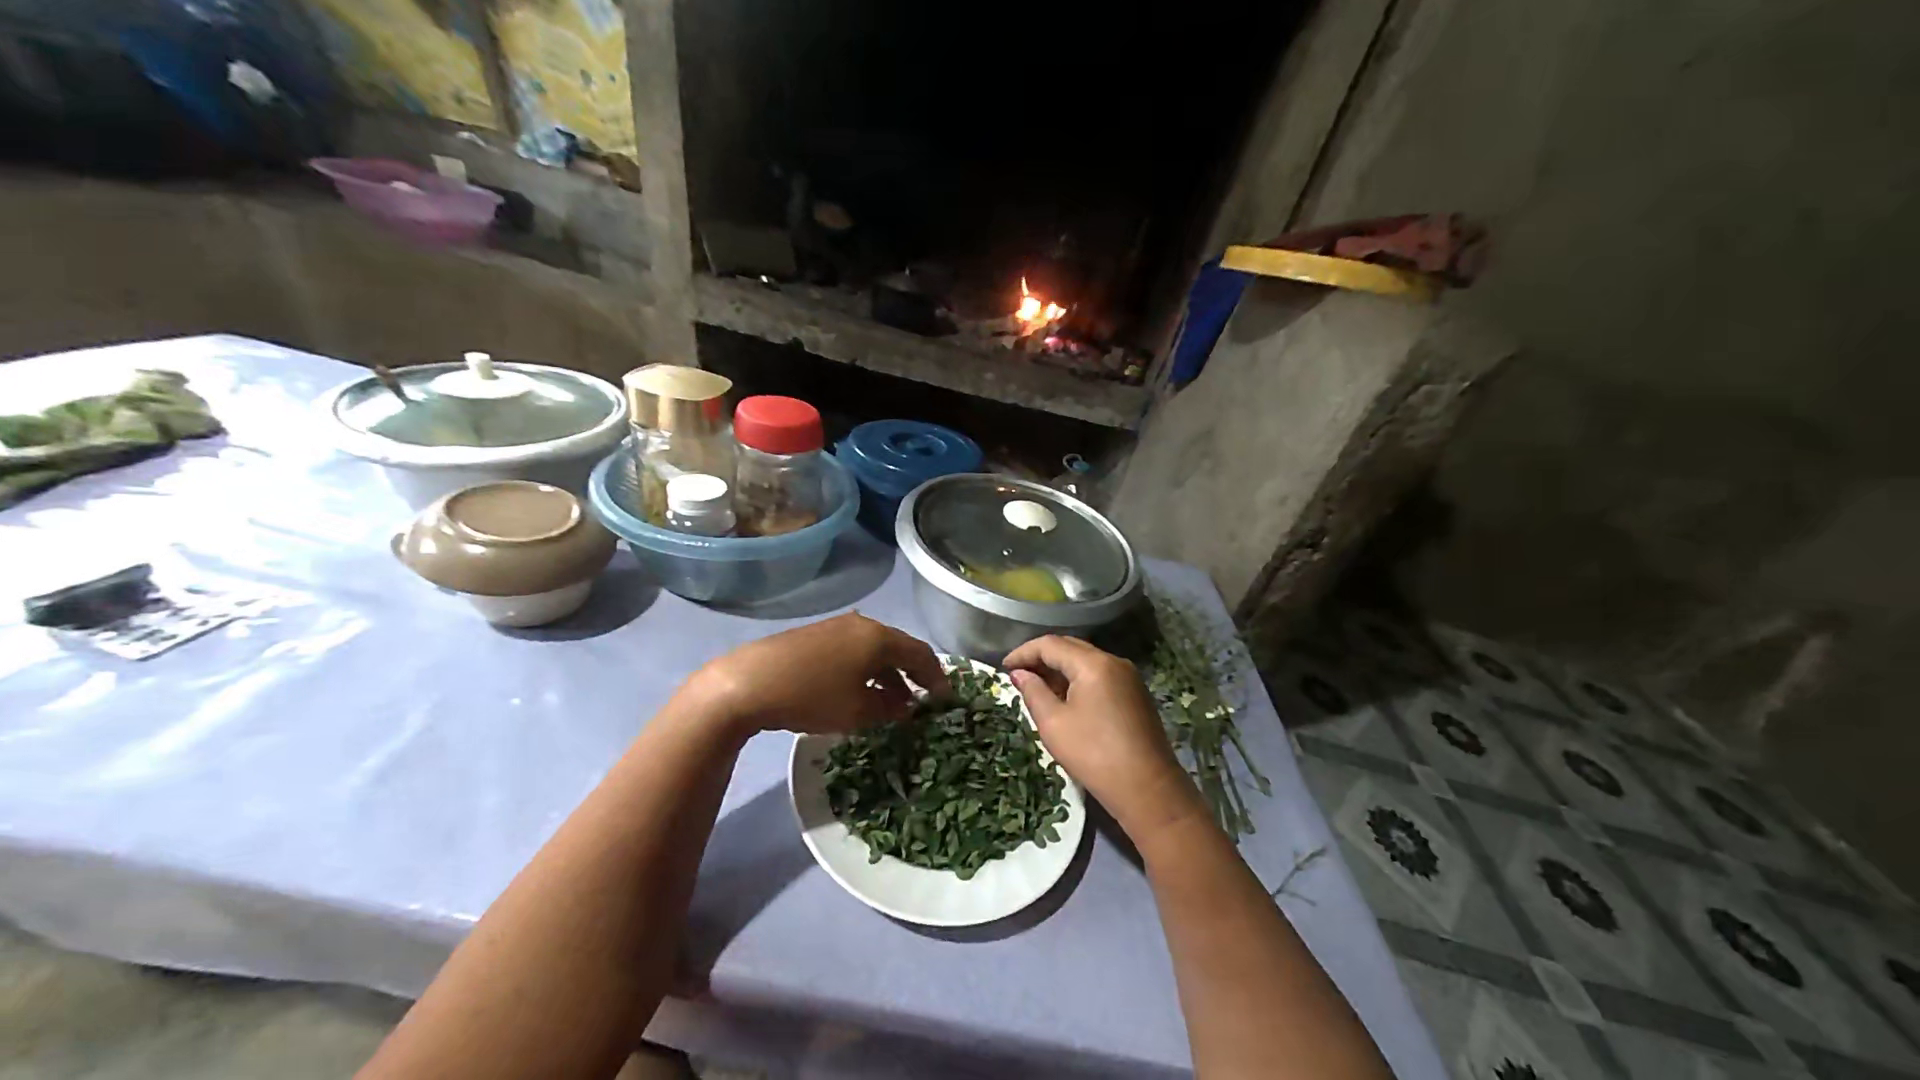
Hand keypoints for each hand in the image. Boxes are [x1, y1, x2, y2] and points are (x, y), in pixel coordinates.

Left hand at [687, 613, 948, 735]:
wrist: (747, 683)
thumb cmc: (812, 696)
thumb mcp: (858, 711)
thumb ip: (889, 708)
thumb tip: (904, 706)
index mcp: (878, 637)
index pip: (920, 654)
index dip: (936, 677)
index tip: (946, 699)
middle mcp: (861, 625)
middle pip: (897, 648)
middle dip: (911, 675)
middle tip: (921, 701)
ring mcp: (835, 628)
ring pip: (873, 650)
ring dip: (887, 675)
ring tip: (891, 704)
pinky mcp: (814, 637)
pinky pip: (852, 652)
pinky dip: (864, 671)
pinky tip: (858, 692)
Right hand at [1004, 635, 1203, 841]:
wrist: (1148, 789)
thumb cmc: (1094, 754)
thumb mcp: (1053, 723)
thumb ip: (1033, 692)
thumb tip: (1020, 674)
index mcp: (1093, 664)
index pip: (1051, 644)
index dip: (1023, 652)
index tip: (1003, 668)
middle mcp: (1114, 662)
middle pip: (1070, 648)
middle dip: (1041, 658)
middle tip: (1017, 676)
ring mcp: (1129, 677)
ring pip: (1086, 662)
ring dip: (1060, 670)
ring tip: (1037, 688)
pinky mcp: (1135, 694)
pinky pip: (1100, 676)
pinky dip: (1078, 680)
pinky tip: (1064, 699)